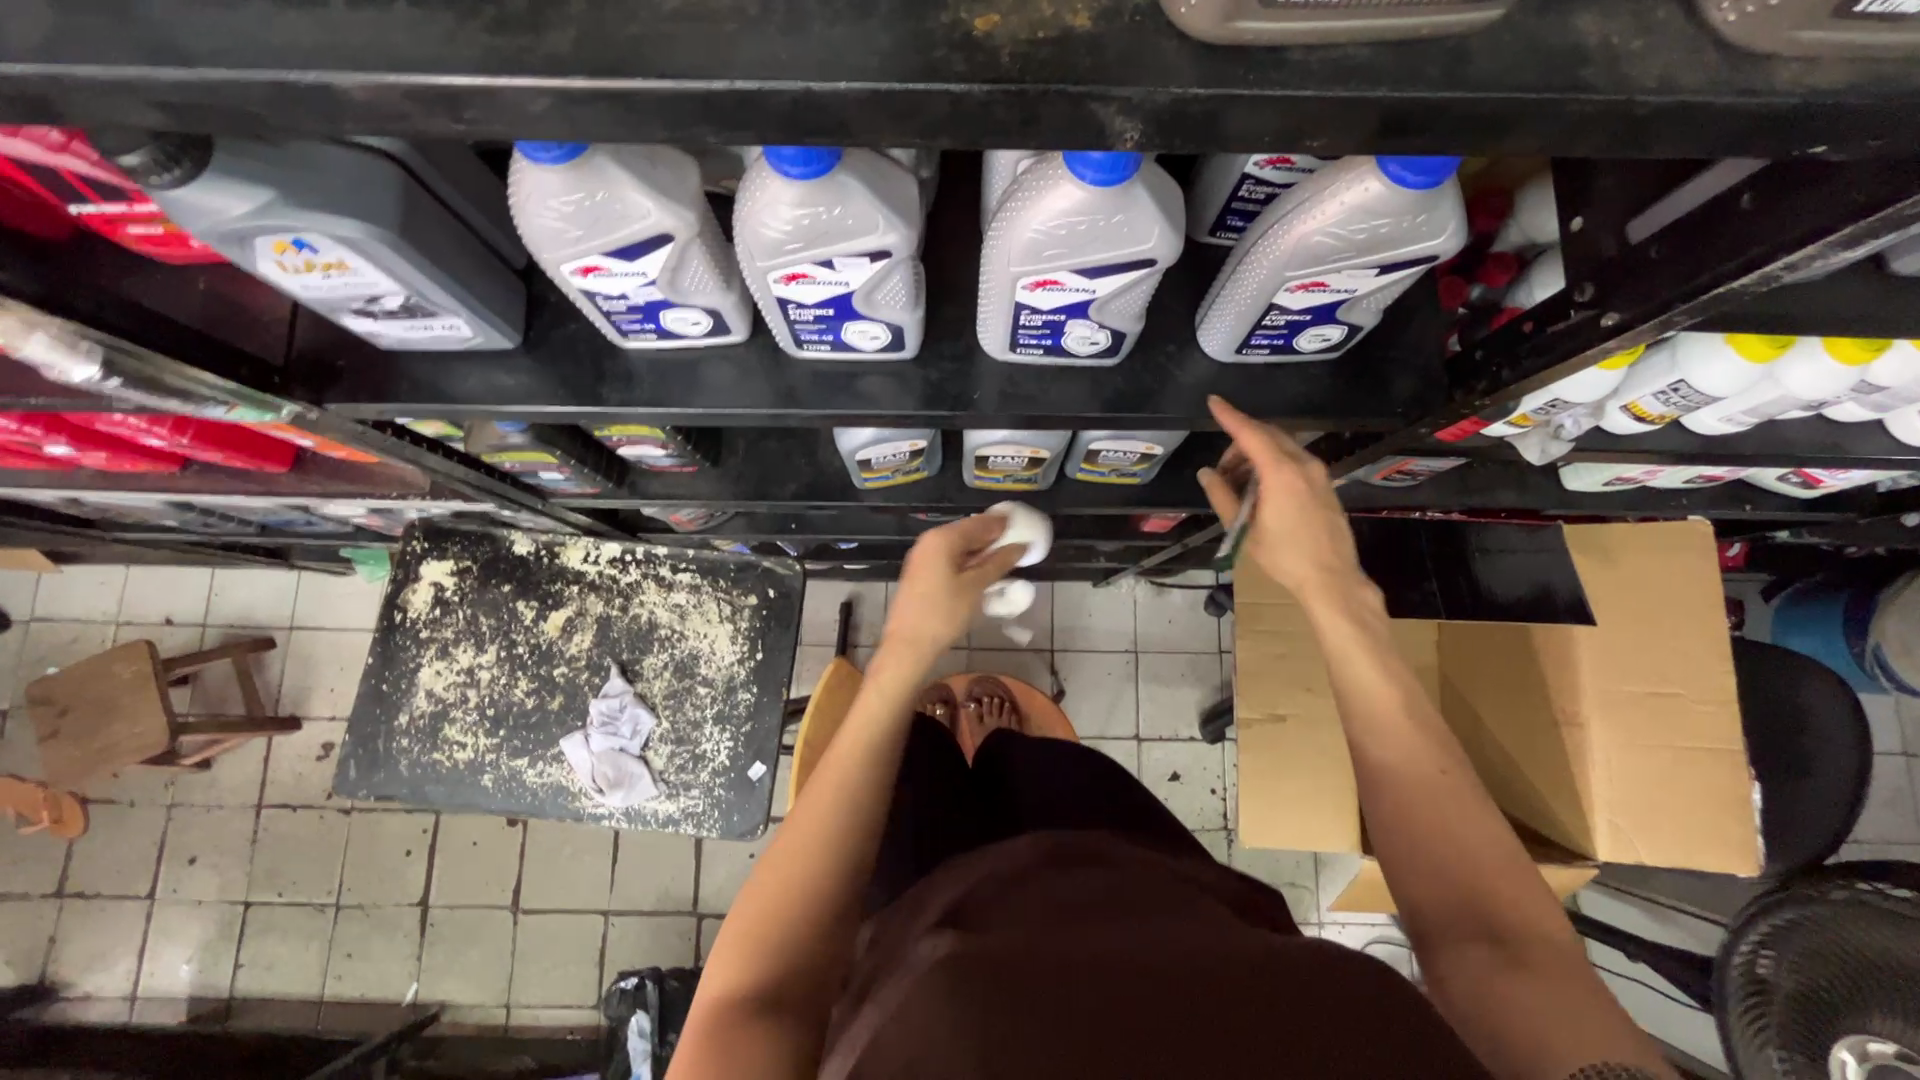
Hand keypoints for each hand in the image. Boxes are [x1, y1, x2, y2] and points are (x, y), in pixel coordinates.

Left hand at [881, 514, 1028, 662]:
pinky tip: (982, 572)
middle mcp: (929, 541)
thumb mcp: (976, 587)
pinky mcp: (921, 573)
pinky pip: (949, 559)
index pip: (978, 522)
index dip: (1002, 524)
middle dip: (991, 538)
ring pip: (958, 547)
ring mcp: (923, 557)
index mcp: (942, 538)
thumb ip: (999, 563)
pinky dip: (967, 562)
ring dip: (980, 551)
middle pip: (966, 532)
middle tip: (1018, 543)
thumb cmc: (944, 613)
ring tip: (1005, 559)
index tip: (1024, 525)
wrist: (908, 645)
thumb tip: (1020, 546)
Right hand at [1197, 395, 1370, 604]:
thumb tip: (1206, 474)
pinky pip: (1294, 460)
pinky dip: (1272, 463)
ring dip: (1256, 455)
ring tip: (1238, 485)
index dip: (1230, 416)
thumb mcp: (1244, 530)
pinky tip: (1261, 490)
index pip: (1251, 433)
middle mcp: (1303, 464)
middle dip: (1240, 443)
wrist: (1332, 578)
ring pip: (1281, 447)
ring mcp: (1318, 473)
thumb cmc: (1284, 556)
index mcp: (1281, 472)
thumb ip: (1222, 496)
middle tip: (1221, 471)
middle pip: (1267, 435)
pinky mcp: (1325, 484)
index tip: (1213, 401)